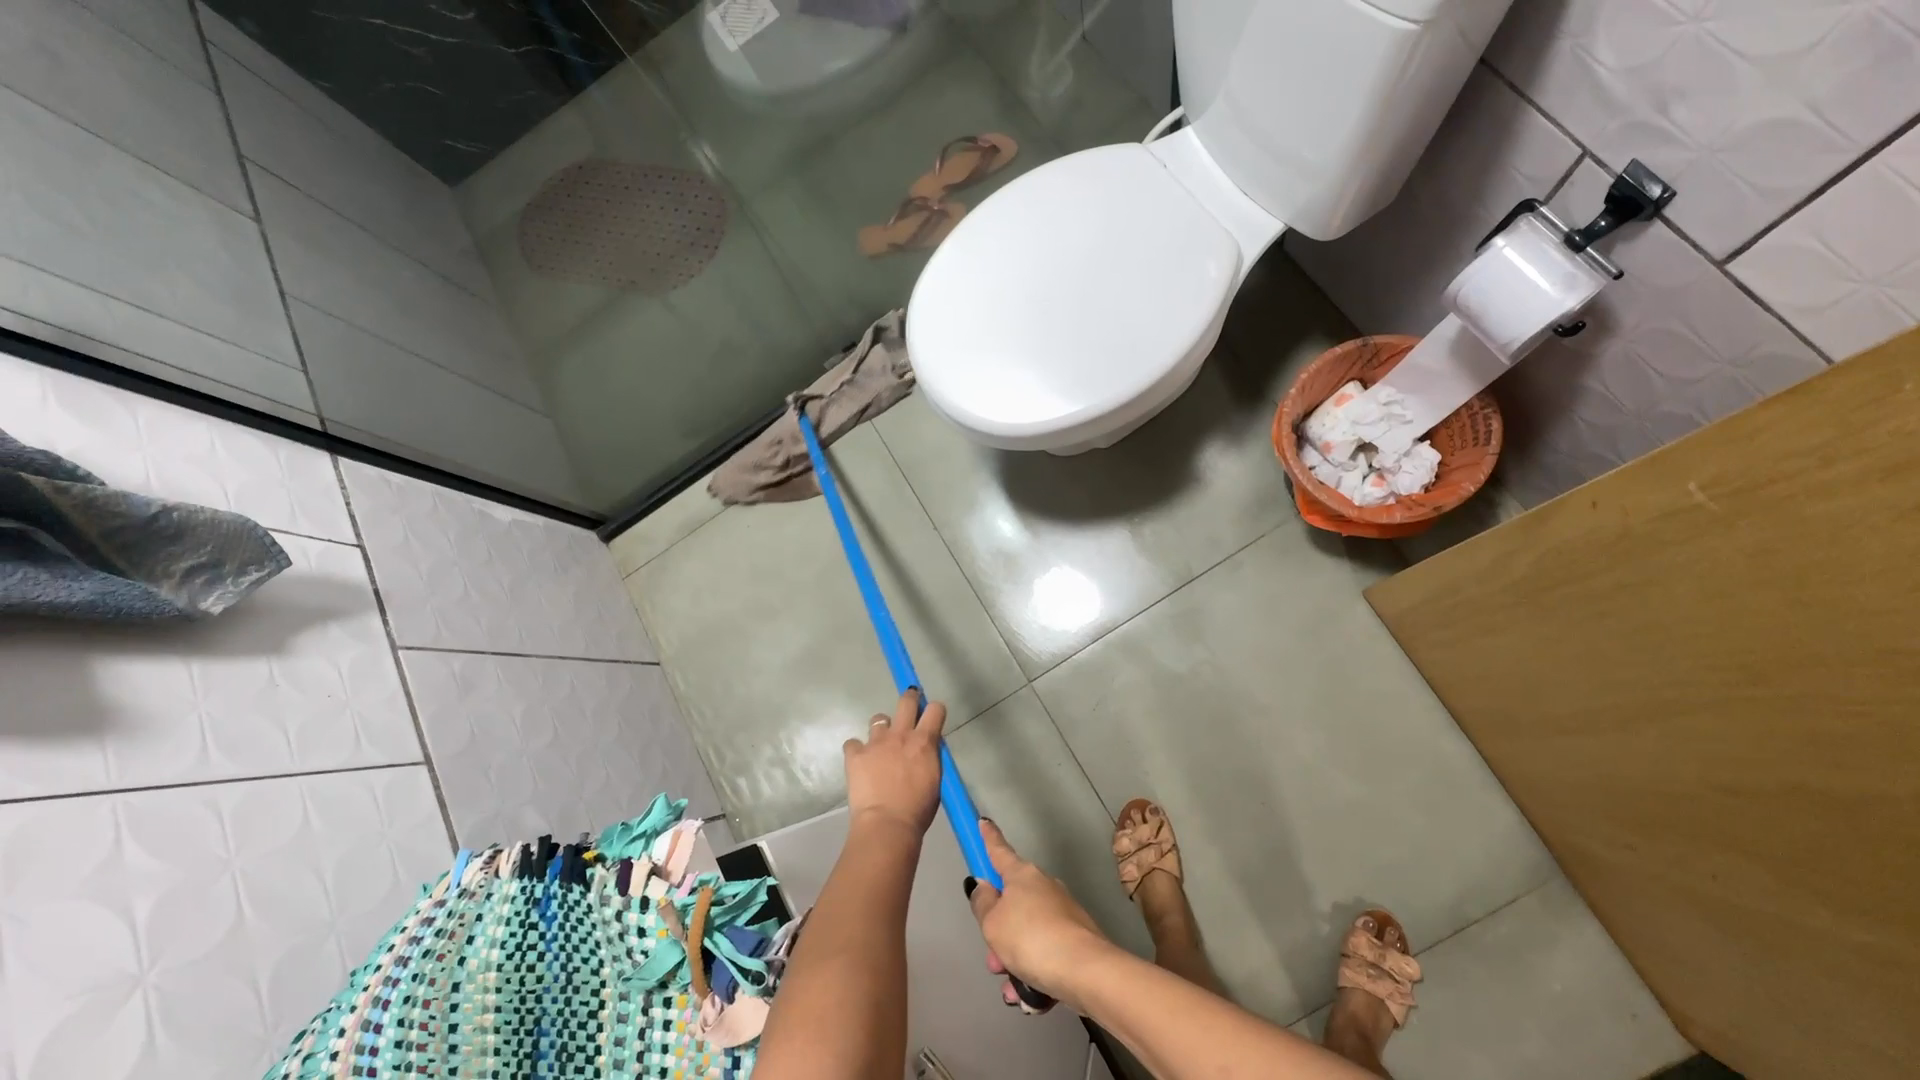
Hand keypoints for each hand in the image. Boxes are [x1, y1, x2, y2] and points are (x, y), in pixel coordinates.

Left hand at [844, 689, 946, 835]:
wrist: (886, 824)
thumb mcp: (935, 781)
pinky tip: (859, 762)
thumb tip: (927, 750)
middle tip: (910, 704)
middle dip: (909, 698)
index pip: (935, 710)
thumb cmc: (918, 810)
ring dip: (882, 729)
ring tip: (881, 746)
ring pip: (878, 719)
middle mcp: (900, 735)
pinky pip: (853, 743)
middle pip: (906, 701)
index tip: (931, 715)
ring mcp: (875, 742)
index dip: (934, 710)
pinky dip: (857, 750)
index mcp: (924, 742)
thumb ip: (930, 759)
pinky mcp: (855, 755)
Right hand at [966, 820, 1113, 1007]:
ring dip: (1014, 962)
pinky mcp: (1076, 940)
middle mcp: (1044, 888)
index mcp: (1022, 875)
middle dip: (998, 935)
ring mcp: (1062, 914)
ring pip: (1026, 937)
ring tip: (1013, 987)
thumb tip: (984, 885)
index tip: (983, 821)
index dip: (988, 838)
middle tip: (994, 959)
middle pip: (1011, 906)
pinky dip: (1034, 975)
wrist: (1084, 970)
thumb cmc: (1030, 938)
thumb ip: (983, 903)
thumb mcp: (992, 922)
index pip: (999, 851)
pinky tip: (1031, 997)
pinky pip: (1044, 956)